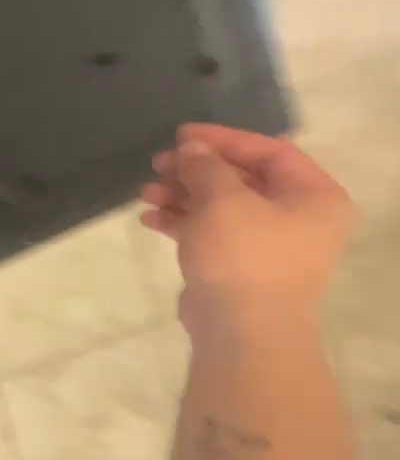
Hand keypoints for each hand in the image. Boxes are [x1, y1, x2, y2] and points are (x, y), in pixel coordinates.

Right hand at [141, 123, 355, 337]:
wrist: (244, 324)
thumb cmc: (243, 256)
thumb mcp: (222, 202)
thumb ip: (206, 168)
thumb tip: (192, 148)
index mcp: (313, 196)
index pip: (271, 152)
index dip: (224, 139)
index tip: (180, 135)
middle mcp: (299, 215)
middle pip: (242, 178)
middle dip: (196, 170)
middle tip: (158, 165)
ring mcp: (268, 240)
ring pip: (221, 204)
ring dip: (182, 194)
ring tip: (145, 194)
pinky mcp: (239, 261)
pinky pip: (209, 229)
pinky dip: (181, 220)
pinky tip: (151, 219)